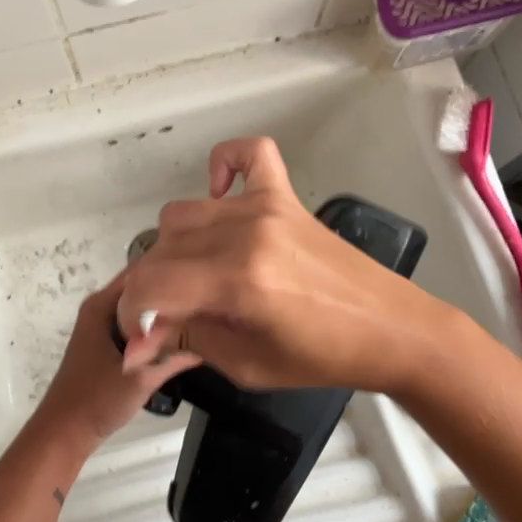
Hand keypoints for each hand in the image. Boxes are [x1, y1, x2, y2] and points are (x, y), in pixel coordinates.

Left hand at [32, 271, 201, 450]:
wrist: (65, 432)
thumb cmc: (97, 400)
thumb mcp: (141, 378)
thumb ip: (175, 357)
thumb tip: (208, 340)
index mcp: (101, 305)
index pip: (141, 269)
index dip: (171, 266)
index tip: (203, 269)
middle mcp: (100, 307)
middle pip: (142, 288)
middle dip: (172, 289)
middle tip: (210, 293)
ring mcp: (102, 325)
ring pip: (140, 308)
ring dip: (165, 309)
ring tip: (203, 309)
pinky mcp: (107, 342)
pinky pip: (135, 324)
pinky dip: (154, 326)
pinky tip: (182, 332)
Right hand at [117, 137, 469, 396]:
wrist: (390, 330)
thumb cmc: (325, 356)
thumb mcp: (247, 367)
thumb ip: (186, 340)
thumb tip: (139, 339)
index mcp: (238, 281)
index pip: (150, 284)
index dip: (131, 315)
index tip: (139, 334)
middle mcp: (246, 234)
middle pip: (161, 249)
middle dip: (151, 290)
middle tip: (169, 318)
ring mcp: (266, 208)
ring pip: (184, 213)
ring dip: (175, 248)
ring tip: (195, 278)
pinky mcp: (286, 196)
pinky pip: (248, 154)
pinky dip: (224, 164)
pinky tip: (221, 195)